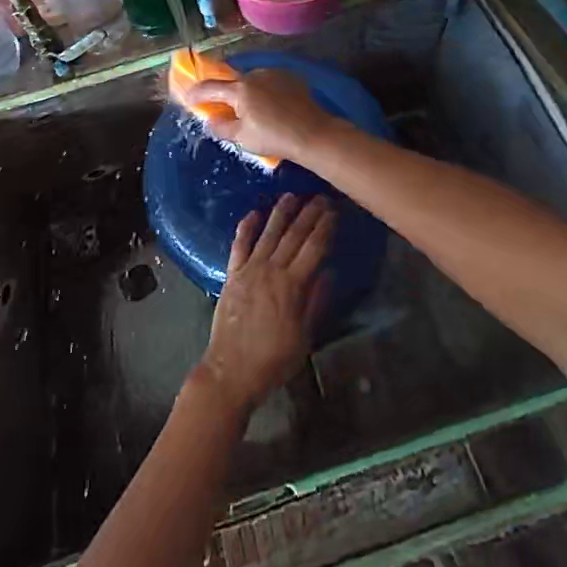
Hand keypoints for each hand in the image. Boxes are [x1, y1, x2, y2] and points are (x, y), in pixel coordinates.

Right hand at [183, 71, 340, 164]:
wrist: (312, 134)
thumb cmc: (274, 138)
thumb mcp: (241, 138)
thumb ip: (221, 127)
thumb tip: (211, 120)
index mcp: (240, 89)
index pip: (210, 87)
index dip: (196, 94)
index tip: (188, 99)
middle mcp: (255, 75)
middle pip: (233, 83)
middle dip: (225, 94)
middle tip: (222, 108)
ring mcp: (275, 74)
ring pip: (253, 81)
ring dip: (247, 92)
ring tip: (252, 110)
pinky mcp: (291, 78)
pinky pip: (270, 82)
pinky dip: (265, 91)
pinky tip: (271, 106)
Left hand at [191, 194, 335, 415]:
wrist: (232, 371)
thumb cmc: (274, 360)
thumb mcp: (304, 336)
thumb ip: (315, 301)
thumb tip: (329, 272)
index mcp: (293, 286)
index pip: (314, 248)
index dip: (325, 227)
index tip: (334, 210)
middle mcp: (271, 271)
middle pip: (294, 235)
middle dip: (309, 214)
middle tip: (320, 196)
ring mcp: (249, 270)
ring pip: (268, 234)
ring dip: (281, 213)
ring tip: (292, 195)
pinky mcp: (231, 275)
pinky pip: (239, 245)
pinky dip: (247, 227)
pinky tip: (254, 212)